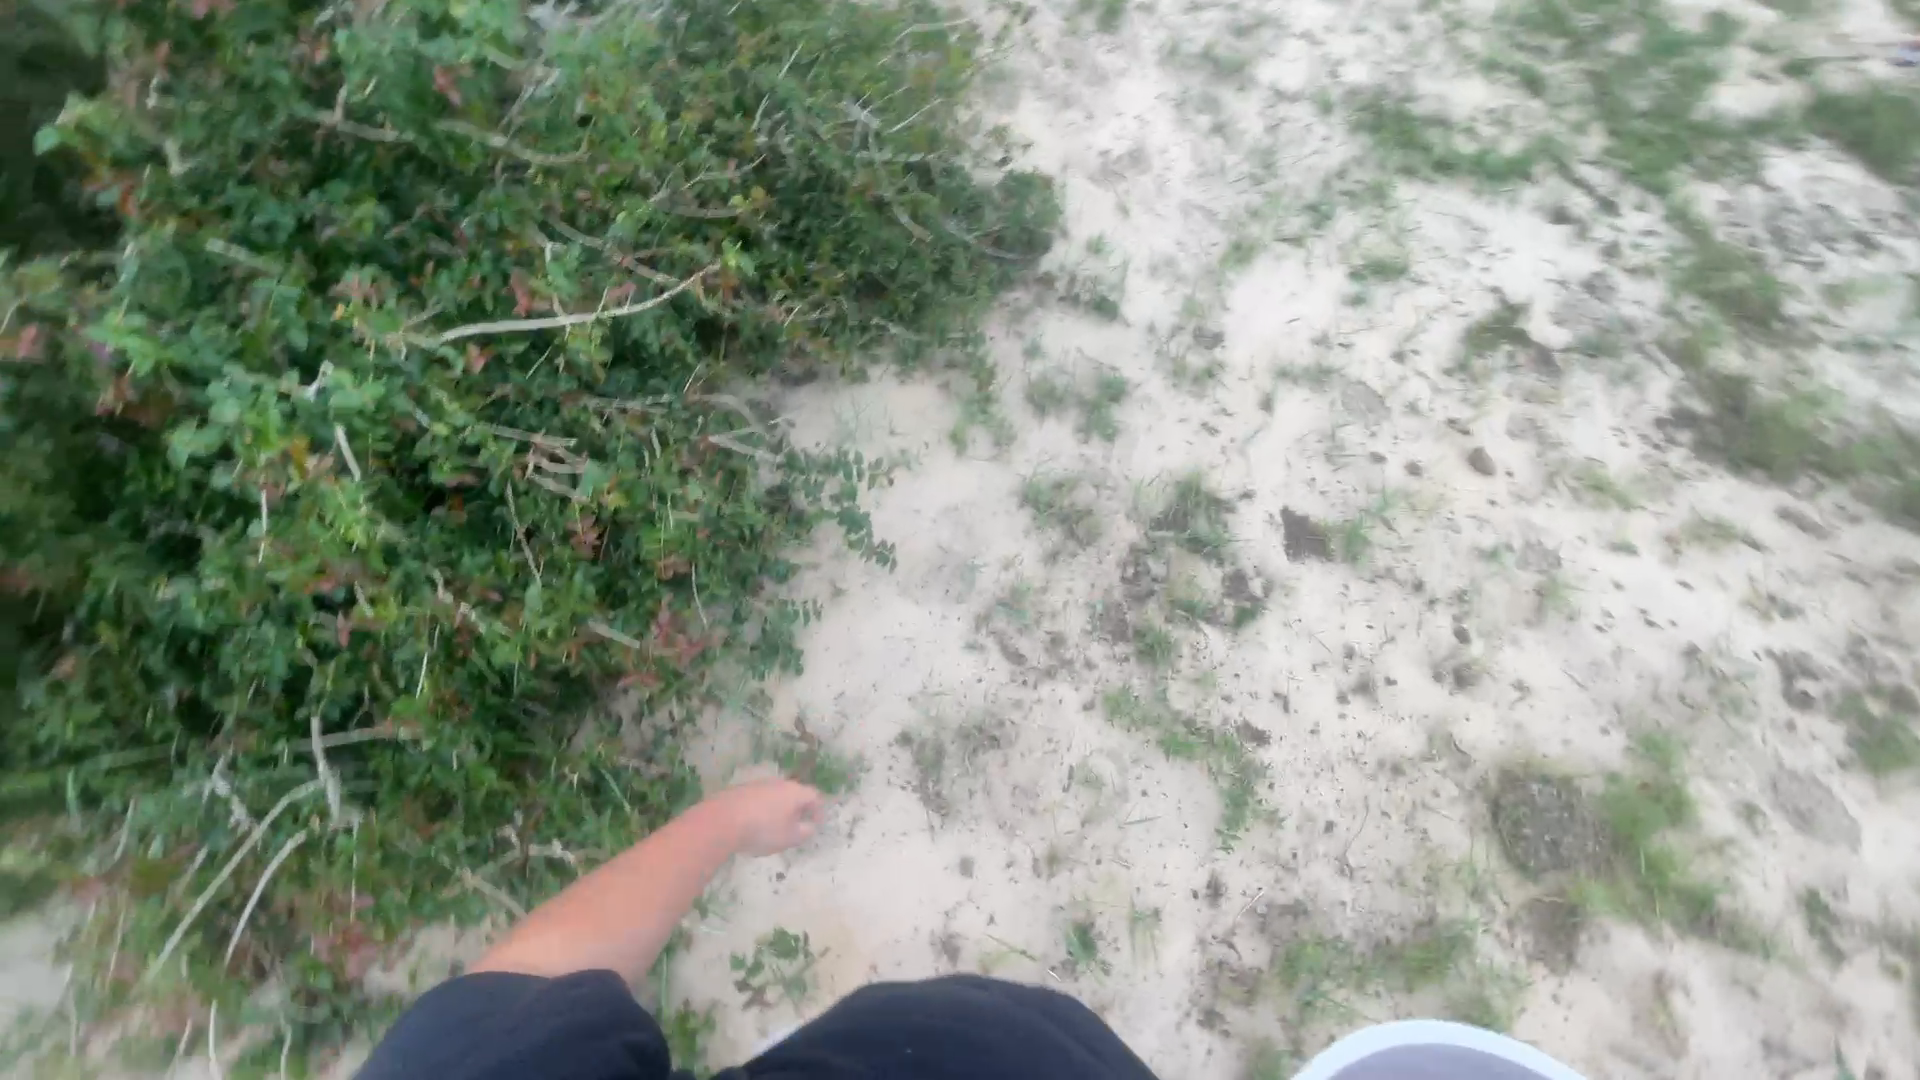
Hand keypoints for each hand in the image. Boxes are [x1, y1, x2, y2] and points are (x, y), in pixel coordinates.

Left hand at [706, 777, 825, 856]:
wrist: (722, 820)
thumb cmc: (763, 830)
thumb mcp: (789, 837)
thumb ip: (804, 832)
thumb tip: (810, 827)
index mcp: (794, 792)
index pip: (814, 796)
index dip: (818, 810)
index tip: (817, 824)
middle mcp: (778, 783)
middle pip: (794, 793)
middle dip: (798, 808)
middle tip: (797, 824)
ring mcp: (758, 784)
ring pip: (775, 795)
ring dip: (778, 808)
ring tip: (775, 825)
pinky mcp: (740, 790)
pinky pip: (758, 799)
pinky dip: (762, 809)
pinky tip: (754, 823)